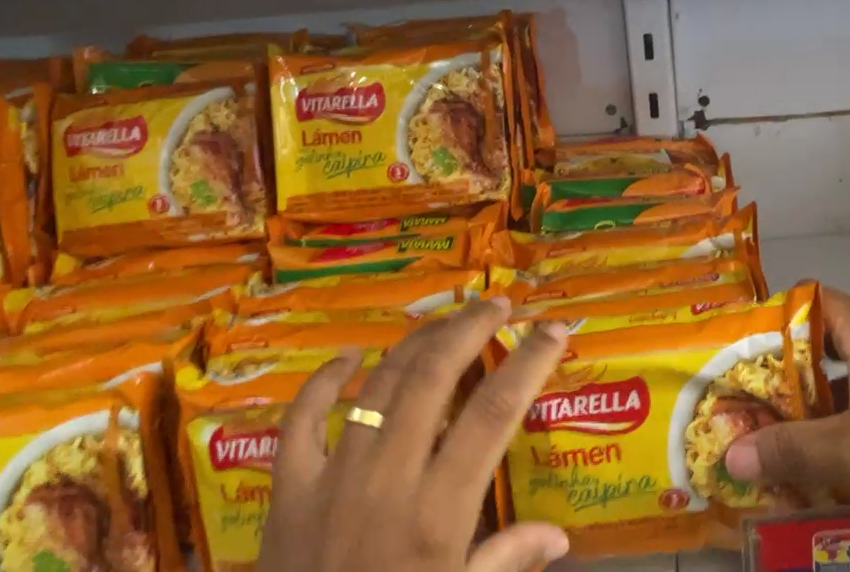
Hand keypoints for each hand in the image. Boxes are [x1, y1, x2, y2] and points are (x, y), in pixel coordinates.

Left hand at [259, 297, 570, 571]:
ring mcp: (334, 476)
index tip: (554, 329)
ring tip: (447, 320)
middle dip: (471, 328)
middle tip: (497, 303)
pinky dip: (324, 381)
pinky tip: (349, 358)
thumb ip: (507, 559)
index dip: (529, 362)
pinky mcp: (289, 487)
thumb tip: (561, 536)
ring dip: (417, 342)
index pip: (495, 414)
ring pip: (381, 384)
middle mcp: (389, 479)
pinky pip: (302, 419)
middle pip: (434, 376)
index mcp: (438, 512)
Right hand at [723, 289, 849, 566]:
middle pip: (819, 343)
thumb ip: (788, 449)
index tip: (736, 355)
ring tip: (767, 437)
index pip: (808, 301)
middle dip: (780, 374)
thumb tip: (730, 455)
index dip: (770, 322)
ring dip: (807, 407)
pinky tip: (812, 462)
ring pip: (840, 379)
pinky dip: (836, 426)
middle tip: (743, 403)